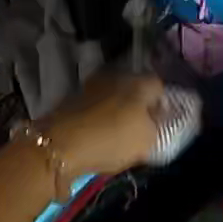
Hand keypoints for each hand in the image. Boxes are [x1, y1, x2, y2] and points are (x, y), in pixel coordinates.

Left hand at [42, 72, 164, 176]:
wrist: (60, 145)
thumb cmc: (111, 140)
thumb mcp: (146, 141)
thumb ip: (156, 127)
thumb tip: (155, 119)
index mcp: (139, 83)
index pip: (159, 86)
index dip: (161, 104)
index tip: (159, 122)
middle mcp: (118, 76)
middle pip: (135, 87)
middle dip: (138, 103)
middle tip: (139, 126)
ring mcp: (94, 84)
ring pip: (114, 94)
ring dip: (117, 108)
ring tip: (117, 131)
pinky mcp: (74, 96)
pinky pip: (96, 104)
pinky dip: (100, 114)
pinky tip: (98, 131)